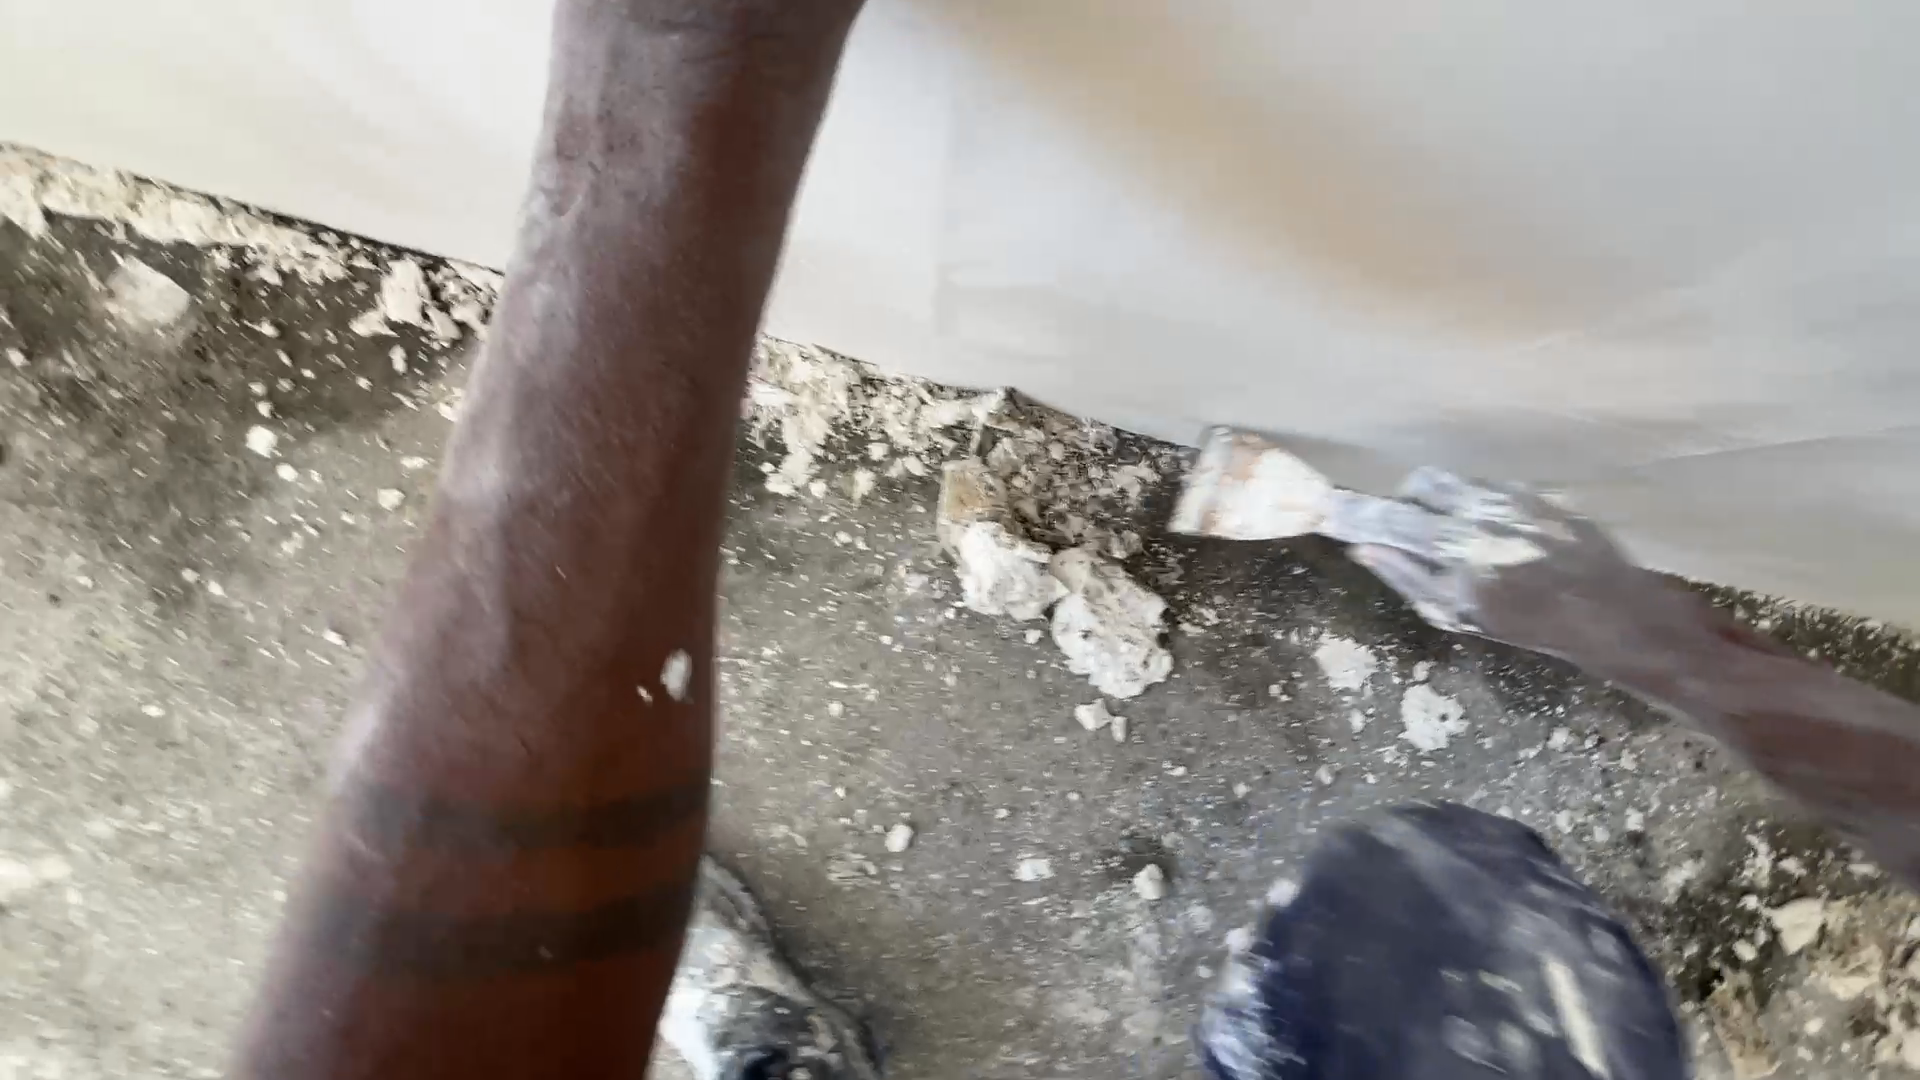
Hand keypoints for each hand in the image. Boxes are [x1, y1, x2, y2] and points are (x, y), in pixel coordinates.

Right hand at [1321, 468, 1688, 666]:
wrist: (1621, 618)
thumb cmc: (1531, 627)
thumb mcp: (1461, 614)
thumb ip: (1408, 578)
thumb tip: (1364, 549)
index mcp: (1458, 553)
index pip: (1389, 521)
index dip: (1354, 512)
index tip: (1329, 507)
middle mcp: (1484, 518)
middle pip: (1418, 487)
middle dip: (1401, 503)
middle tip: (1405, 527)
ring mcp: (1517, 501)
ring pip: (1452, 481)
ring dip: (1436, 499)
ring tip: (1448, 528)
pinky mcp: (1541, 495)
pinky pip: (1486, 485)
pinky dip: (1472, 500)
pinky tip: (1489, 528)